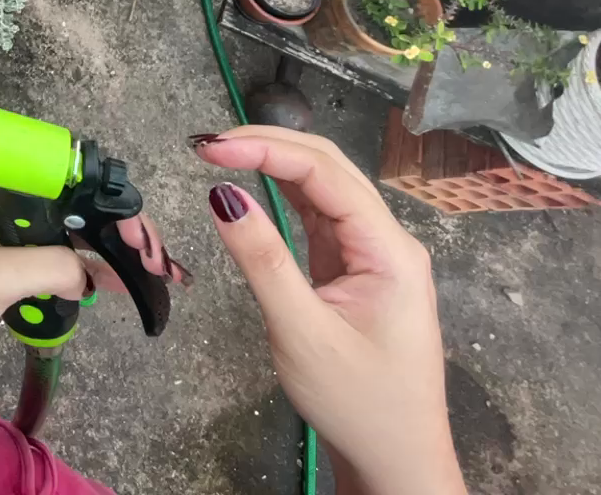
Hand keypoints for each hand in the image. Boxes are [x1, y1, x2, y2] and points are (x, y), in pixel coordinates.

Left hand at [0, 189, 184, 352]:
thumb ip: (50, 266)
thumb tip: (90, 276)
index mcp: (7, 197)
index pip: (69, 191)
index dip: (109, 209)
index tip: (137, 236)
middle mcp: (16, 213)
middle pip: (78, 217)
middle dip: (118, 236)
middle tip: (155, 262)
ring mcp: (17, 242)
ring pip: (73, 244)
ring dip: (108, 259)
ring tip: (150, 276)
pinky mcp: (17, 270)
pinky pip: (61, 268)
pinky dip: (88, 277)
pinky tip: (116, 287)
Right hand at [193, 126, 465, 494]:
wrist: (395, 459)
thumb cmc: (355, 401)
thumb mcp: (301, 332)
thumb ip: (261, 258)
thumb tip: (221, 193)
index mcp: (389, 252)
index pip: (323, 174)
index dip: (264, 149)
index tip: (207, 149)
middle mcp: (385, 240)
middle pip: (327, 165)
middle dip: (266, 142)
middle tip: (205, 144)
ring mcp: (369, 249)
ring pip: (321, 180)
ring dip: (270, 157)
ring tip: (216, 151)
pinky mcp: (349, 261)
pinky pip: (314, 207)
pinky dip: (277, 183)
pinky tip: (247, 175)